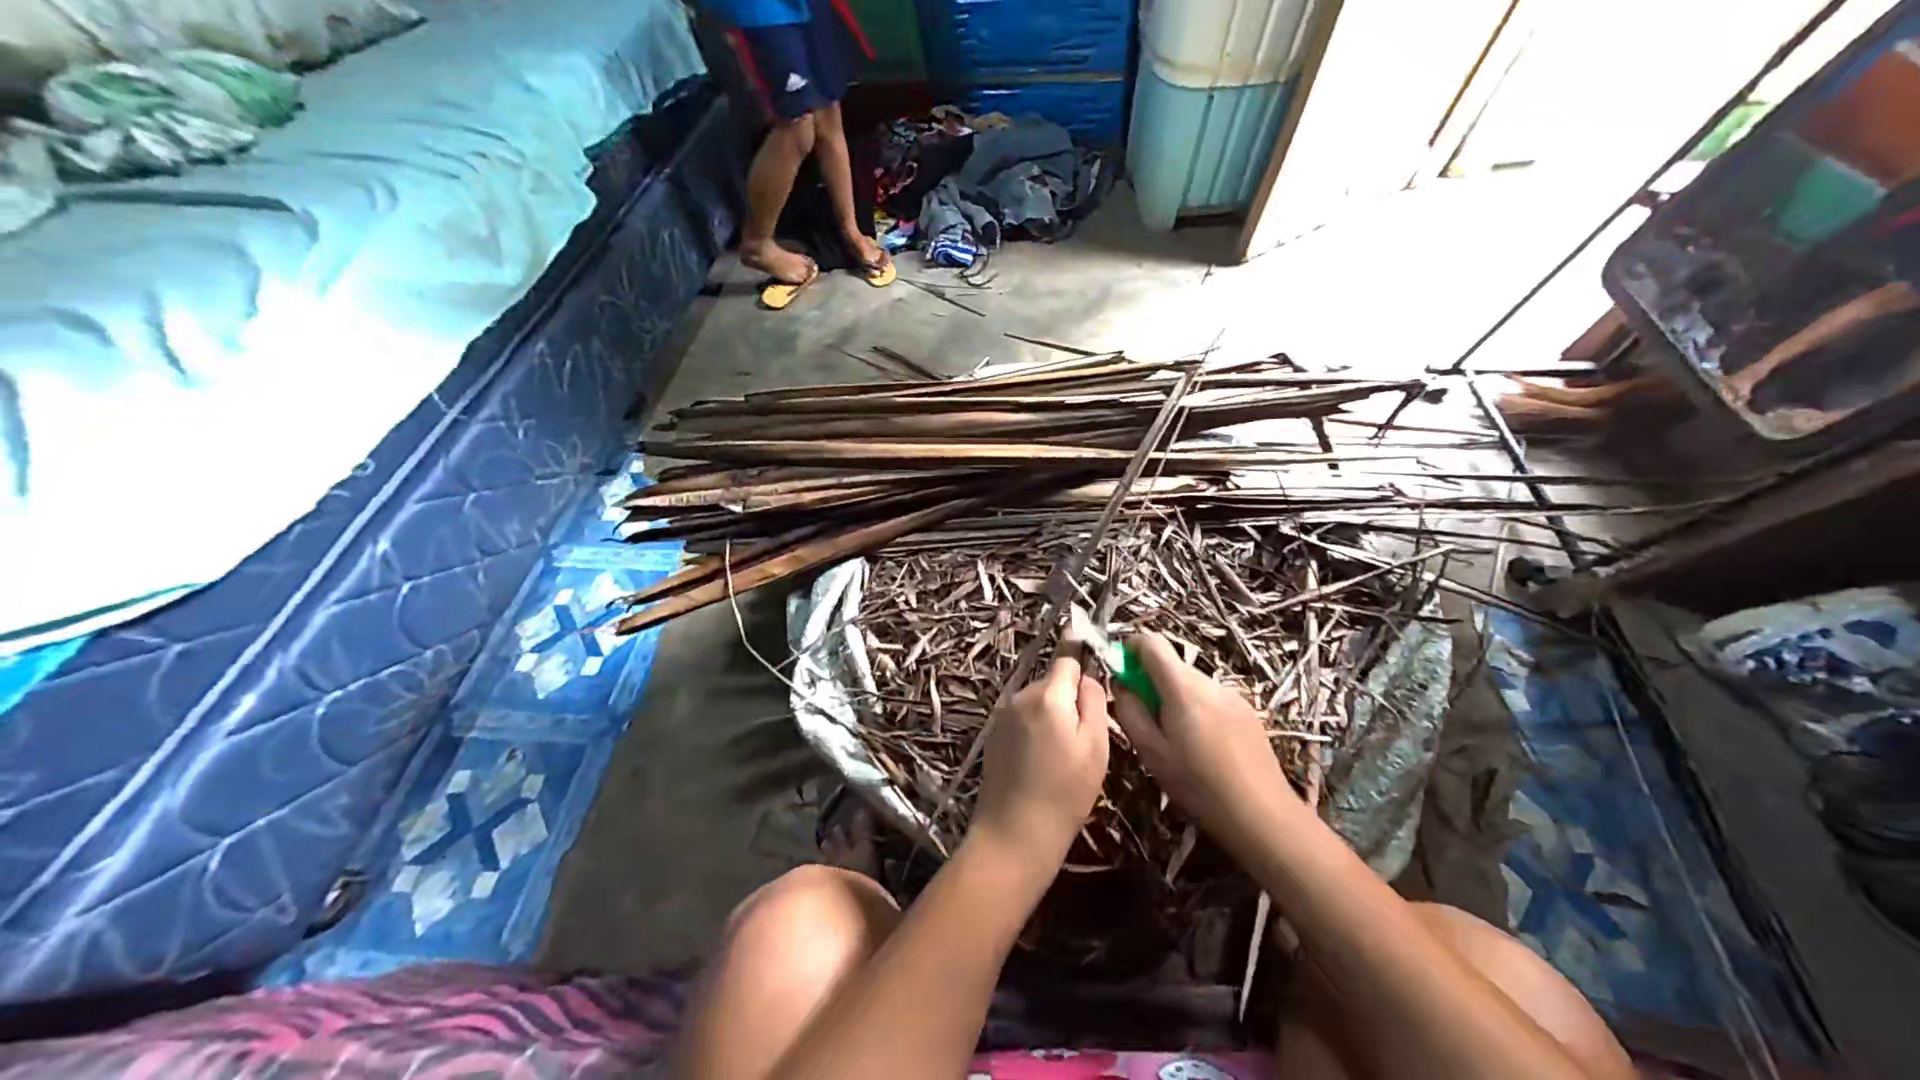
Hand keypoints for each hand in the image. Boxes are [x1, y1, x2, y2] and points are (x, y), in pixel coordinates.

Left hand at [972, 651, 1110, 867]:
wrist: (1014, 833)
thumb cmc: (1065, 791)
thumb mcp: (1095, 746)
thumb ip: (1093, 701)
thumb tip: (1087, 676)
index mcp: (1047, 695)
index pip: (1066, 657)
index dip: (1081, 654)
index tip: (1091, 652)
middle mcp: (1019, 696)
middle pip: (1052, 681)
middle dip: (1069, 696)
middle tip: (1086, 733)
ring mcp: (1002, 716)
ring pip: (1038, 701)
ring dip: (1052, 714)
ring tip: (1065, 753)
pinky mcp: (994, 735)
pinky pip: (1023, 719)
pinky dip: (1036, 729)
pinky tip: (1042, 761)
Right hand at [1110, 632, 1305, 859]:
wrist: (1262, 814)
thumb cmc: (1199, 786)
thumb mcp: (1151, 753)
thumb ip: (1129, 712)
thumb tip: (1121, 685)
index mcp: (1183, 689)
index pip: (1152, 643)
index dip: (1131, 649)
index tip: (1121, 674)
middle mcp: (1210, 683)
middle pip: (1172, 664)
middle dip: (1150, 680)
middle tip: (1144, 718)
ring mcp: (1232, 695)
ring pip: (1191, 682)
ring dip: (1173, 696)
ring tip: (1174, 739)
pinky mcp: (1247, 711)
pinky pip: (1210, 697)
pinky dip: (1195, 708)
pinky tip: (1202, 746)